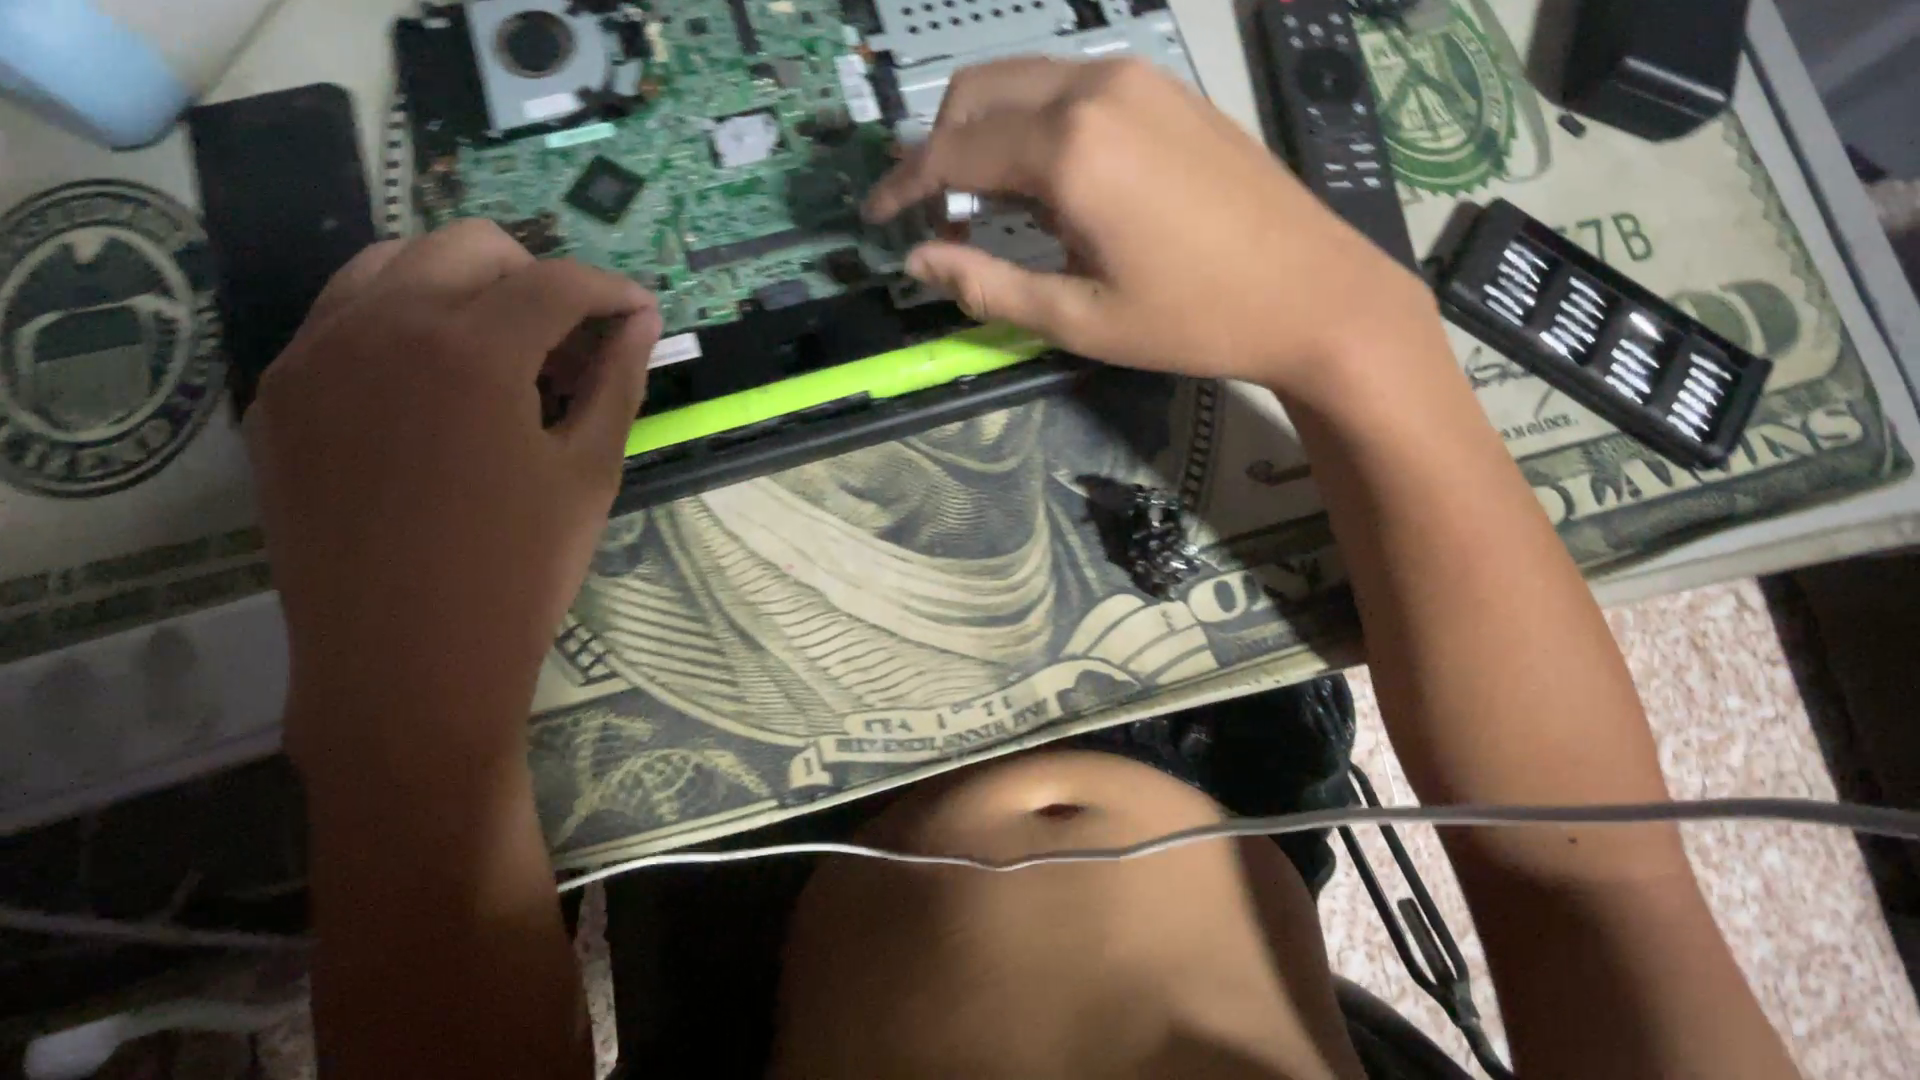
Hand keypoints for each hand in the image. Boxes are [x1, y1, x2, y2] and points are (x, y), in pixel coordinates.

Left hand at [247, 221, 661, 765]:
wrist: (403, 666)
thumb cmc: (518, 574)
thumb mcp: (589, 473)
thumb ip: (617, 381)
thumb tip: (639, 322)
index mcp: (469, 350)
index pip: (555, 282)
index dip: (611, 290)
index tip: (641, 313)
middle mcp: (378, 326)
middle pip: (469, 248)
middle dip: (537, 278)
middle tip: (574, 340)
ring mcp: (312, 357)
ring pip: (393, 267)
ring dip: (464, 290)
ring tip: (505, 357)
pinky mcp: (280, 396)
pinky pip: (342, 320)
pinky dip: (402, 325)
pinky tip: (437, 389)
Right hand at [864, 57, 1432, 390]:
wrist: (1313, 291)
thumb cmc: (1193, 319)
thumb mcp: (1078, 320)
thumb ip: (985, 287)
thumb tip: (917, 263)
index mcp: (1070, 148)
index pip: (953, 150)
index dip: (904, 187)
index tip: (875, 218)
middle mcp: (1095, 88)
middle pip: (978, 95)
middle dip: (938, 150)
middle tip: (930, 217)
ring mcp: (1135, 78)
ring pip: (1022, 83)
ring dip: (983, 134)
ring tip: (980, 207)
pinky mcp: (1163, 88)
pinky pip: (1069, 89)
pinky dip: (1031, 125)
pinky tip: (1041, 182)